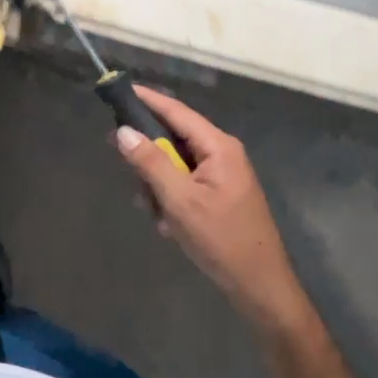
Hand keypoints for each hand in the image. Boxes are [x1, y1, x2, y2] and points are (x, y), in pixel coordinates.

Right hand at [116, 86, 310, 332]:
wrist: (259, 287)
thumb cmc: (221, 240)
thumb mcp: (180, 201)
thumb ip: (150, 162)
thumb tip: (123, 131)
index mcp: (218, 147)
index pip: (176, 111)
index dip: (146, 99)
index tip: (117, 90)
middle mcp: (221, 153)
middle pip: (173, 137)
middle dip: (148, 156)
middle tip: (126, 169)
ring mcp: (221, 174)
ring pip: (174, 162)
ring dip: (157, 184)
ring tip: (154, 211)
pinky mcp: (218, 194)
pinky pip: (183, 182)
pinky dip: (169, 197)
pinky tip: (167, 222)